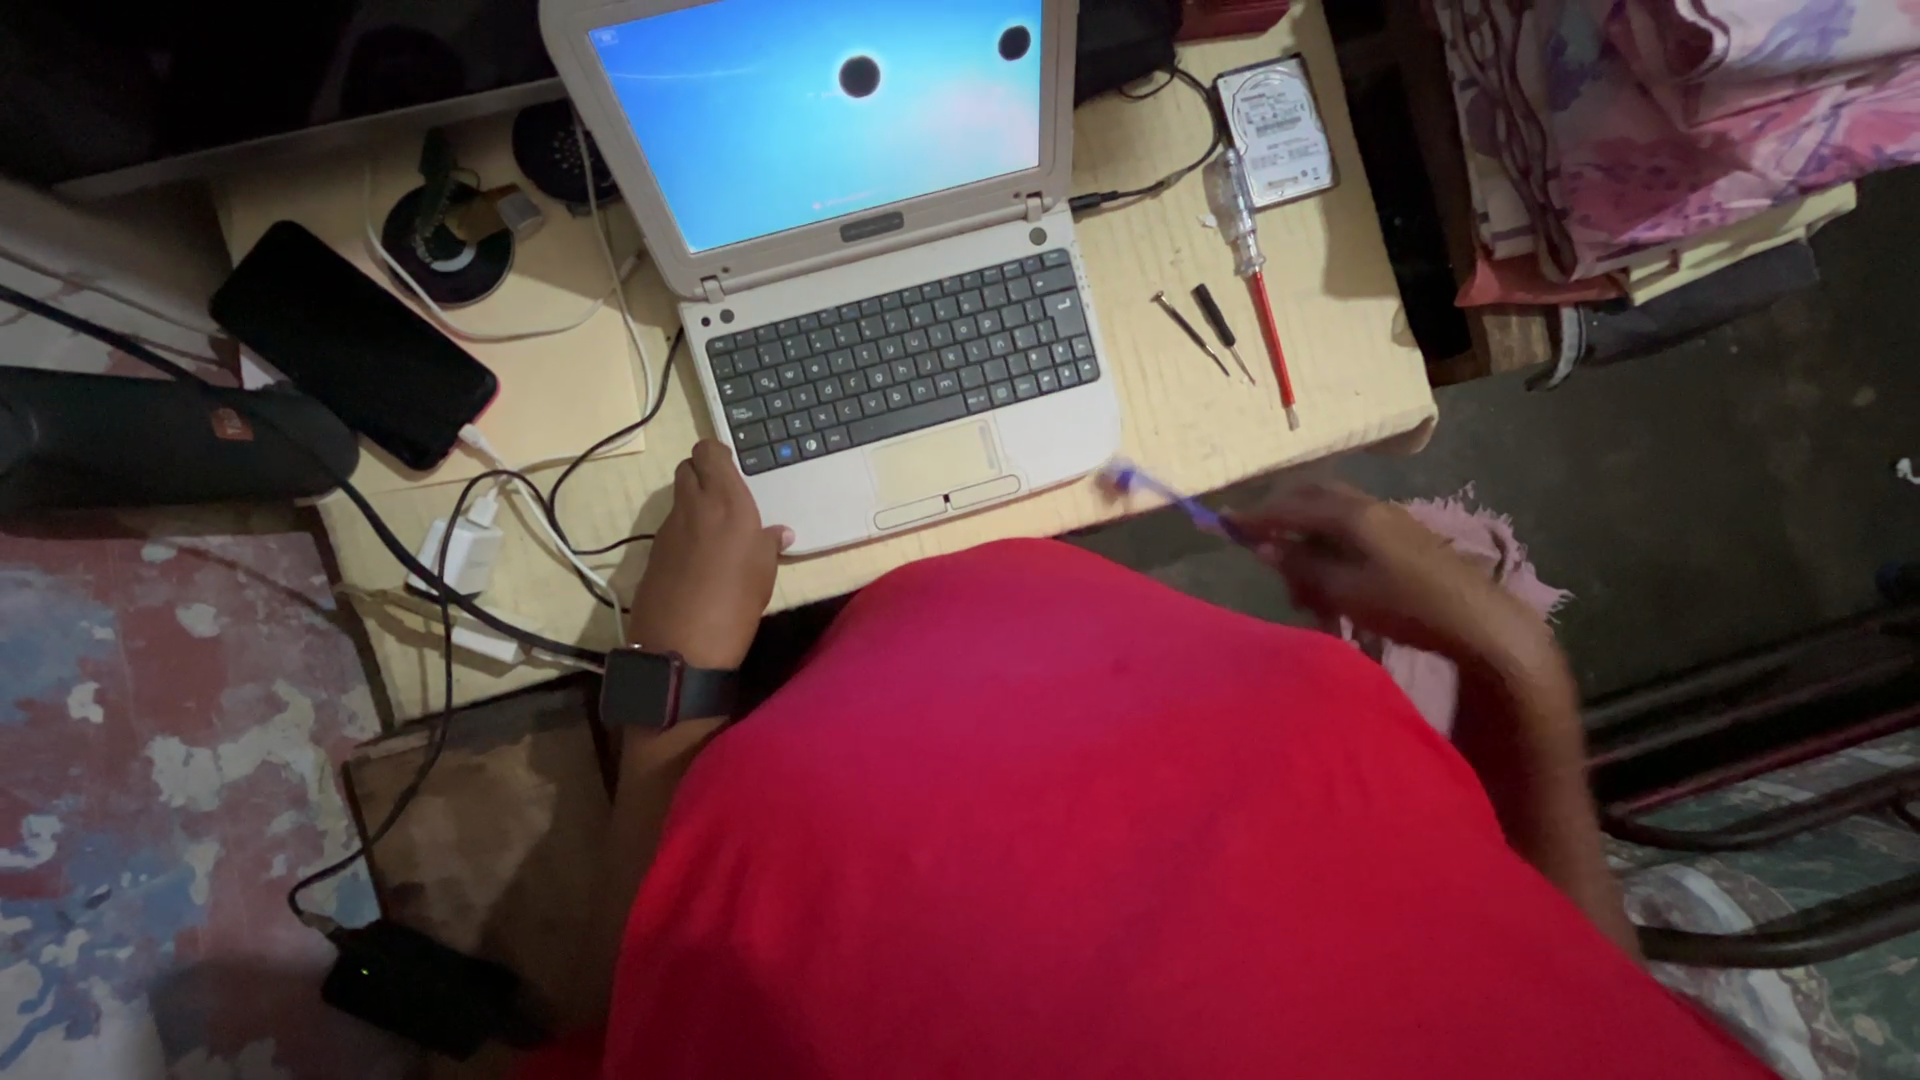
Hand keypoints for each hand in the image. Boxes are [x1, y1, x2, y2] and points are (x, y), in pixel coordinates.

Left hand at [626, 440, 792, 669]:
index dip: (717, 453)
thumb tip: (777, 532)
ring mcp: (668, 528)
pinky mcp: (653, 551)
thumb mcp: (765, 571)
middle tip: (724, 495)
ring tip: (715, 528)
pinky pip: (671, 526)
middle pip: (687, 468)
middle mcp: (693, 506)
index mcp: (726, 502)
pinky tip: (699, 555)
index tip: (731, 468)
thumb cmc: (736, 601)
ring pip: (677, 497)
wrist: (683, 644)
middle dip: (703, 473)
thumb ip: (768, 544)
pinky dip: (684, 529)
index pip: (708, 451)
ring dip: (693, 502)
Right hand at [1234, 482, 1555, 676]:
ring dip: (1306, 540)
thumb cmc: (1406, 606)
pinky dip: (1329, 548)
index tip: (1222, 522)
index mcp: (1352, 515)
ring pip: (1331, 515)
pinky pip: (1350, 531)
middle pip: (1311, 497)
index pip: (1289, 507)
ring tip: (1301, 587)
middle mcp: (1369, 506)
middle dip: (1282, 518)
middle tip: (1260, 545)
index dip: (1254, 517)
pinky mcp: (1401, 537)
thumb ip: (1301, 565)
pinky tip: (1330, 582)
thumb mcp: (1343, 591)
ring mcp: (1389, 519)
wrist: (1481, 623)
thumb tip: (1265, 547)